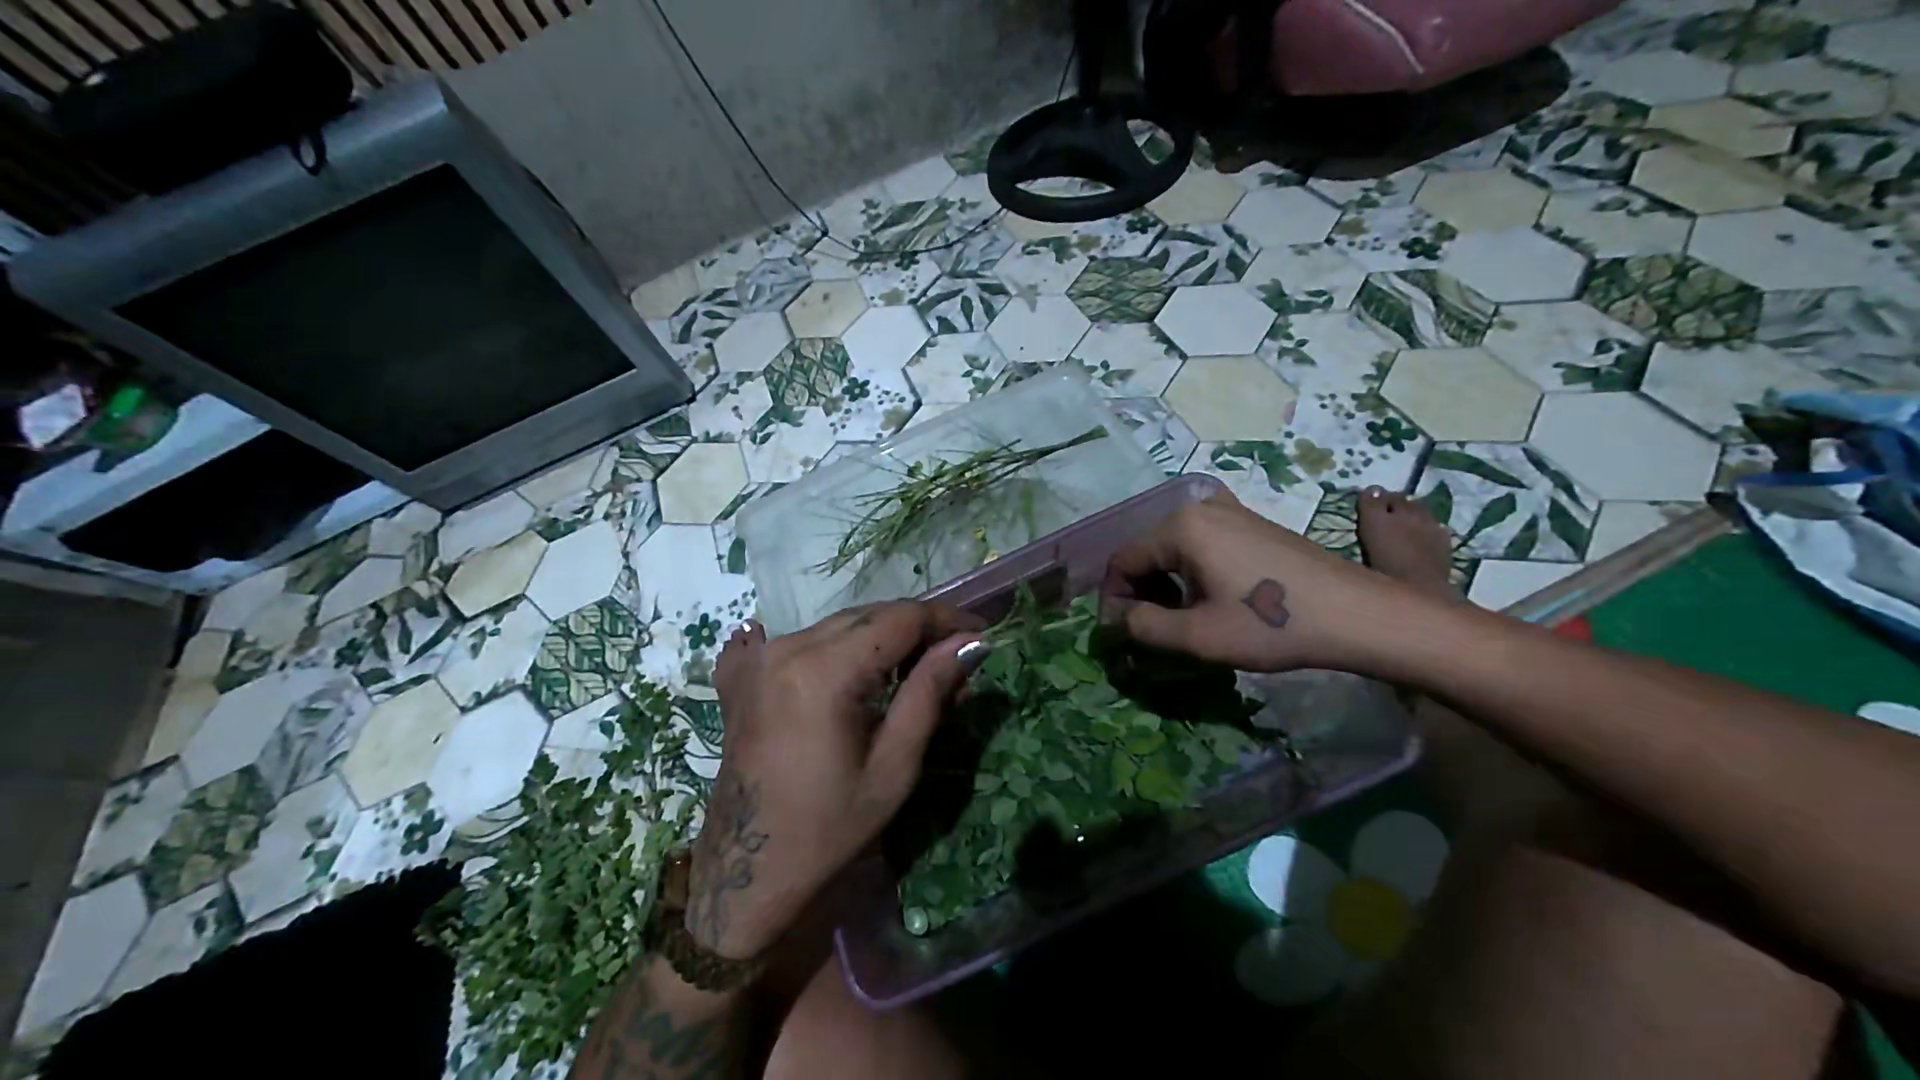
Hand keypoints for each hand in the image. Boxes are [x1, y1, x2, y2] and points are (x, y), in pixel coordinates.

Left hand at [686, 602, 986, 958]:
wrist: (748, 869)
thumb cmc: (829, 827)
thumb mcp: (893, 766)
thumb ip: (930, 693)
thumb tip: (971, 643)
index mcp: (824, 672)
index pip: (900, 618)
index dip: (945, 619)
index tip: (980, 633)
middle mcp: (787, 648)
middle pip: (869, 614)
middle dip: (917, 627)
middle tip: (953, 657)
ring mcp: (758, 658)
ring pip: (837, 624)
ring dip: (878, 637)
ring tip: (910, 669)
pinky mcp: (742, 674)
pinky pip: (791, 637)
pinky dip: (826, 643)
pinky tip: (839, 660)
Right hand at [1101, 491, 1430, 676]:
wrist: (1358, 614)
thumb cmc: (1272, 624)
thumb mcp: (1198, 635)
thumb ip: (1143, 627)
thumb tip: (1118, 620)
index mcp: (1180, 527)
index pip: (1123, 561)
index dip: (1113, 600)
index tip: (1121, 635)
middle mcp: (1200, 508)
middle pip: (1147, 551)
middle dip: (1141, 593)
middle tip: (1152, 632)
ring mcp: (1230, 512)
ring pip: (1174, 549)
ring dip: (1166, 585)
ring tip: (1181, 621)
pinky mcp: (1252, 523)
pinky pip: (1202, 544)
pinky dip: (1192, 573)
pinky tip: (1212, 601)